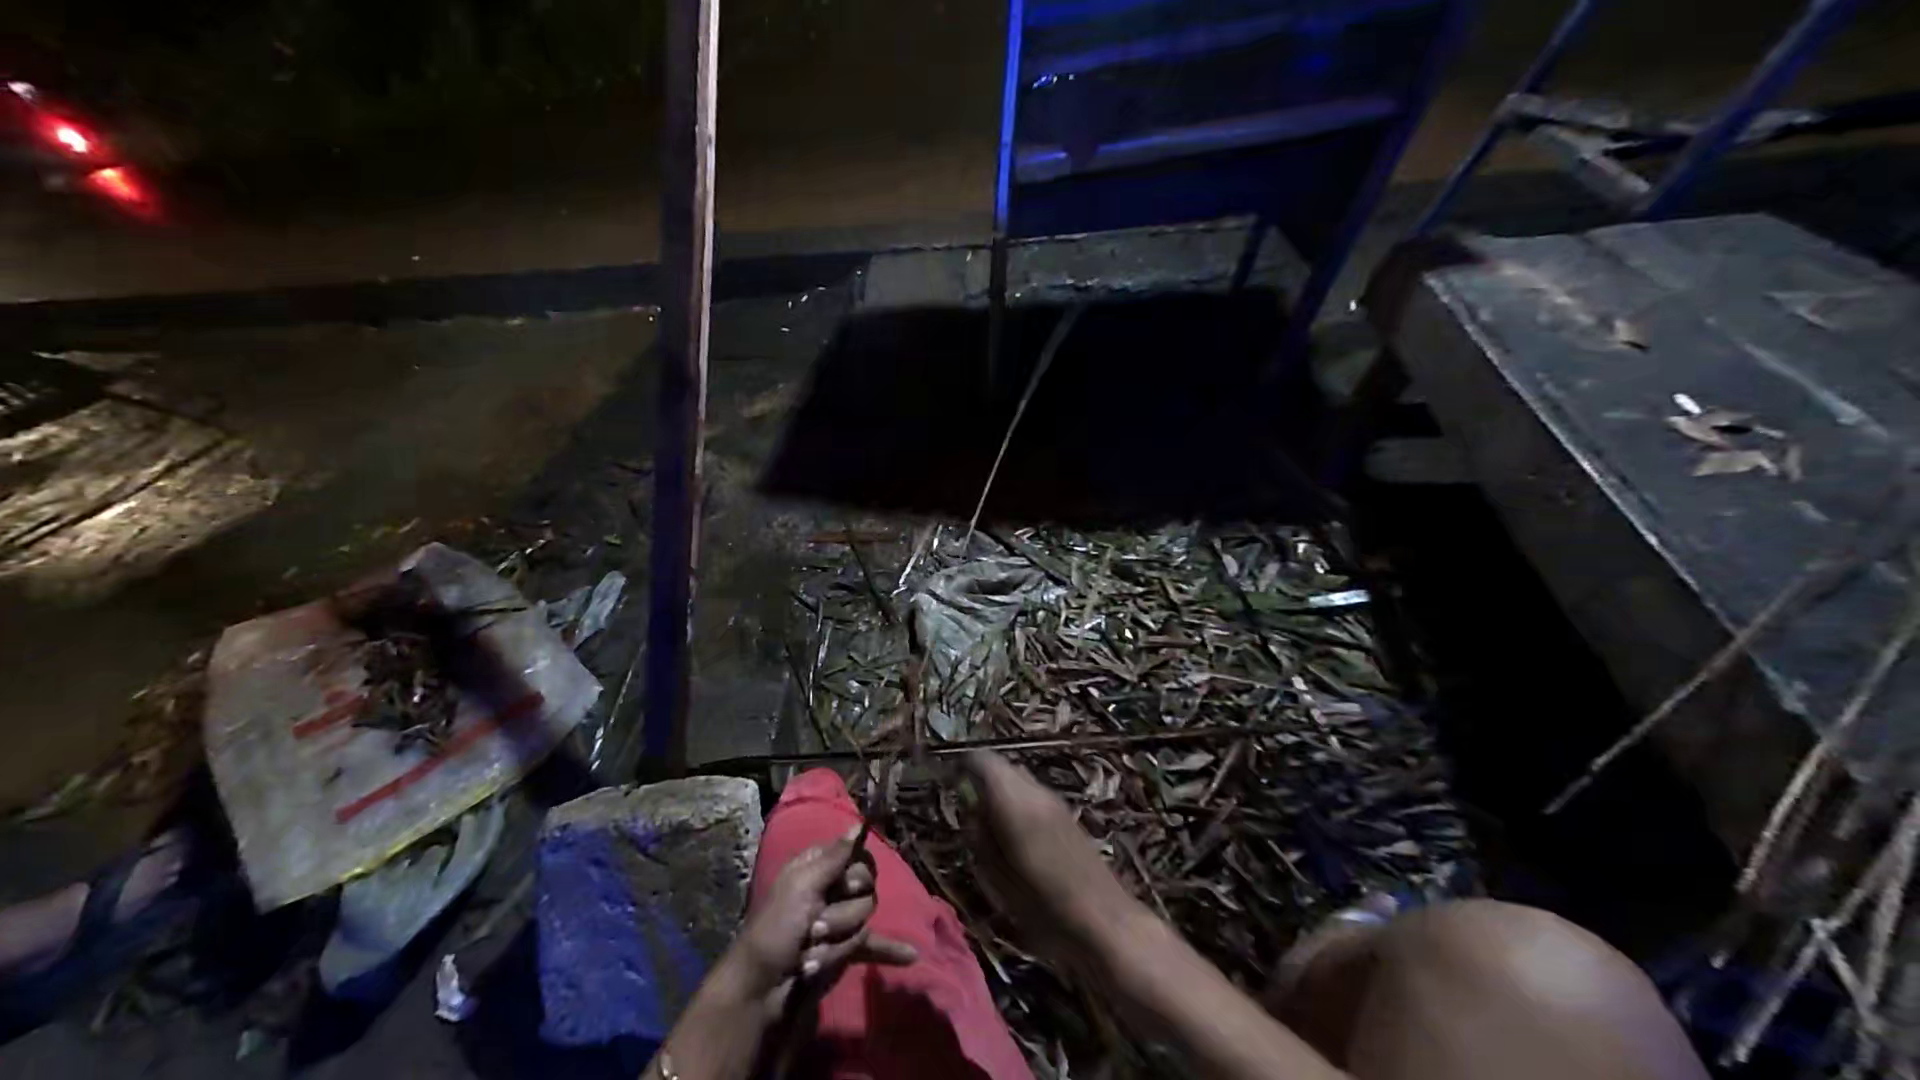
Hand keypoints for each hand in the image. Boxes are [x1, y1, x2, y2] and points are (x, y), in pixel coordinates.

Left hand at [724, 829, 917, 1012]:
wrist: (760, 988)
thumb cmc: (776, 929)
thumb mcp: (802, 886)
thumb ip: (835, 857)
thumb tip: (858, 824)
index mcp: (818, 868)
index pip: (860, 859)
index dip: (857, 874)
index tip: (845, 885)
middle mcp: (831, 890)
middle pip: (867, 893)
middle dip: (843, 914)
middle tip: (814, 925)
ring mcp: (838, 922)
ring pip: (864, 923)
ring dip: (837, 941)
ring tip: (811, 949)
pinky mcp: (842, 951)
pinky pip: (873, 946)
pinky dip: (891, 951)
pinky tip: (912, 957)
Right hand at [963, 752, 1139, 946]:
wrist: (1103, 921)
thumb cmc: (1043, 907)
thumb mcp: (996, 876)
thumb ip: (979, 833)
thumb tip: (969, 806)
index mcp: (1015, 803)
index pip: (982, 761)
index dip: (961, 766)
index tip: (947, 783)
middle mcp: (1036, 792)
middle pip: (1001, 766)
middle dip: (980, 779)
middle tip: (966, 809)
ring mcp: (1055, 801)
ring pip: (1018, 778)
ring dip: (1000, 790)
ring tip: (989, 824)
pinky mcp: (1067, 814)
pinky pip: (1032, 793)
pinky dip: (1017, 801)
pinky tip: (1015, 834)